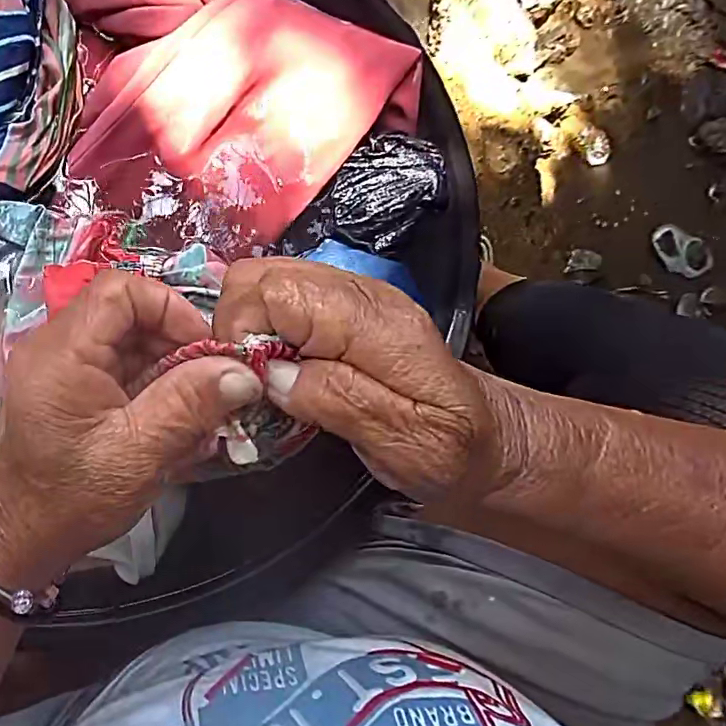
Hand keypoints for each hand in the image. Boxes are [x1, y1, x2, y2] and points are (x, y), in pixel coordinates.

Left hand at [0, 270, 263, 587]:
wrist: (23, 543)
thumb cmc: (72, 500)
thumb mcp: (139, 453)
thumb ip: (191, 405)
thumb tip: (244, 371)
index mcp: (62, 353)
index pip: (120, 290)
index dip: (170, 307)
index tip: (204, 347)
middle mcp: (55, 348)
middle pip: (127, 313)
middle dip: (177, 341)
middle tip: (211, 378)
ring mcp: (62, 367)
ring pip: (129, 339)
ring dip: (170, 364)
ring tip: (200, 403)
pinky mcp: (71, 388)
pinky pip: (121, 366)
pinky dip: (154, 383)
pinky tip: (177, 416)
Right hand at [212, 258, 500, 502]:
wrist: (489, 436)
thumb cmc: (453, 450)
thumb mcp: (407, 445)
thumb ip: (338, 401)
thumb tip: (269, 373)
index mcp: (372, 322)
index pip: (271, 291)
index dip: (241, 334)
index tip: (248, 384)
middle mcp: (358, 293)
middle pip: (258, 275)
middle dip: (236, 327)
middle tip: (251, 380)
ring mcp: (350, 293)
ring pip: (264, 280)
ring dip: (249, 328)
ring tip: (265, 376)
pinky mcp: (343, 306)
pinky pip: (281, 297)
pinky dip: (265, 328)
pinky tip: (282, 366)